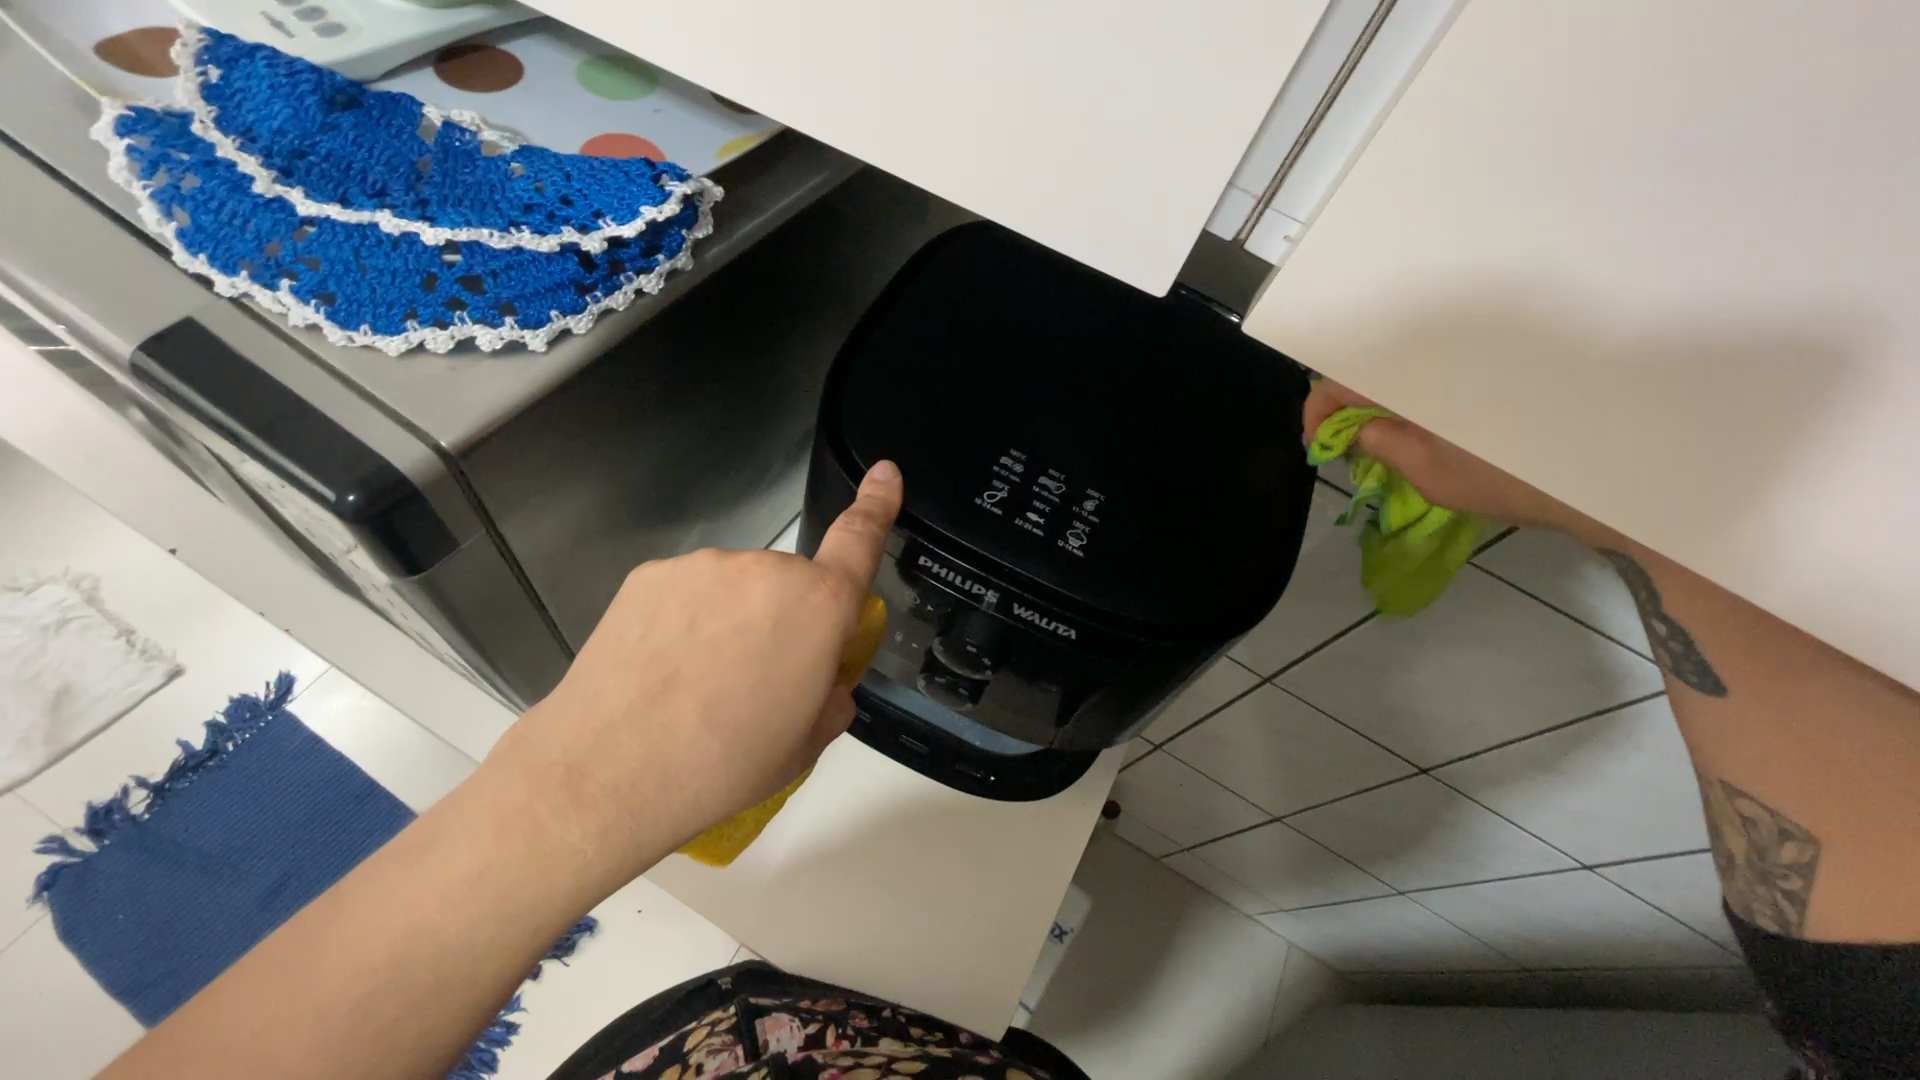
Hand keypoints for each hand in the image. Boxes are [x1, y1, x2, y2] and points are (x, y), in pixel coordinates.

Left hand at [478, 461, 903, 885]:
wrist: (608, 773)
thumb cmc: (724, 766)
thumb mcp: (804, 743)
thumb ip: (830, 697)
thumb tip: (819, 681)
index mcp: (818, 607)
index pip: (860, 539)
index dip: (877, 504)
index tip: (884, 473)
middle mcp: (765, 571)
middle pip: (790, 585)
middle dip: (784, 621)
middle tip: (754, 683)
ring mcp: (702, 567)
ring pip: (736, 589)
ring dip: (731, 621)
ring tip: (696, 685)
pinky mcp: (649, 575)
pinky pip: (688, 594)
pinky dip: (684, 622)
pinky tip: (660, 669)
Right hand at [1305, 379, 1597, 536]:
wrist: (1603, 474)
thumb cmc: (1510, 480)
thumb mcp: (1432, 475)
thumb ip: (1384, 445)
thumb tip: (1354, 429)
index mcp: (1417, 381)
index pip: (1343, 381)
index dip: (1320, 411)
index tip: (1319, 444)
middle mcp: (1441, 357)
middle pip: (1371, 364)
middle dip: (1348, 402)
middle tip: (1346, 440)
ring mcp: (1472, 357)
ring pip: (1406, 365)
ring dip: (1384, 396)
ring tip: (1382, 435)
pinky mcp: (1500, 362)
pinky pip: (1440, 368)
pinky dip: (1418, 392)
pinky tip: (1425, 421)